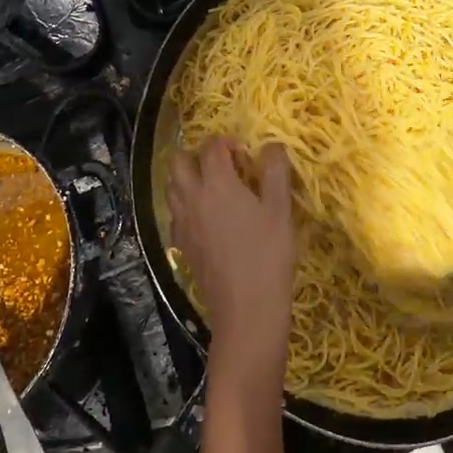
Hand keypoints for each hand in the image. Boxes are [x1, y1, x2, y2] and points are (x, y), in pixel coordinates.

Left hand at [166, 138, 295, 361]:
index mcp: (217, 183)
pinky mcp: (180, 244)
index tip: (243, 153)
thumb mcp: (280, 210)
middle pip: (178, 161)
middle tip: (222, 166)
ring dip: (187, 178)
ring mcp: (181, 222)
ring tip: (212, 189)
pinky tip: (205, 219)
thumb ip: (275, 171)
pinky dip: (185, 206)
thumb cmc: (268, 255)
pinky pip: (174, 213)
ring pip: (171, 186)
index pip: (211, 146)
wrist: (246, 309)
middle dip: (196, 155)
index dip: (225, 142)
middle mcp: (192, 197)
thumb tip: (271, 146)